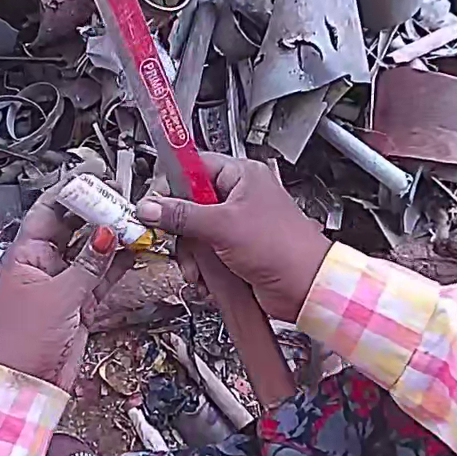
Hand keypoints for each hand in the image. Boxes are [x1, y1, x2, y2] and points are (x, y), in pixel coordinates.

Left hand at [0, 190, 124, 388]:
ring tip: (133, 222)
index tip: (94, 180)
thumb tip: (106, 235)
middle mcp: (42, 265)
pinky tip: (133, 251)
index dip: (70, 193)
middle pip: (72, 228)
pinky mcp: (78, 304)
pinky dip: (117, 264)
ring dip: (111, 238)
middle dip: (96, 213)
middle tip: (121, 198)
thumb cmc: (19, 342)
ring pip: (90, 251)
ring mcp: (61, 283)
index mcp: (24, 255)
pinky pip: (100, 276)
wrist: (25, 385)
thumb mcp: (58, 295)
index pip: (47, 211)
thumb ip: (87, 264)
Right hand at [136, 154, 330, 322]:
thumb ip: (181, 215)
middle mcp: (236, 196)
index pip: (190, 167)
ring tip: (198, 268)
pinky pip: (203, 253)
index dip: (169, 184)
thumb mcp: (223, 226)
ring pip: (191, 233)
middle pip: (186, 204)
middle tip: (179, 241)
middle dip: (181, 231)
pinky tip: (206, 278)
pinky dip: (200, 268)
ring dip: (190, 255)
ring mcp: (234, 224)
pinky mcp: (233, 250)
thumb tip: (149, 206)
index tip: (153, 203)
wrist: (307, 288)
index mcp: (239, 175)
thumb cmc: (282, 248)